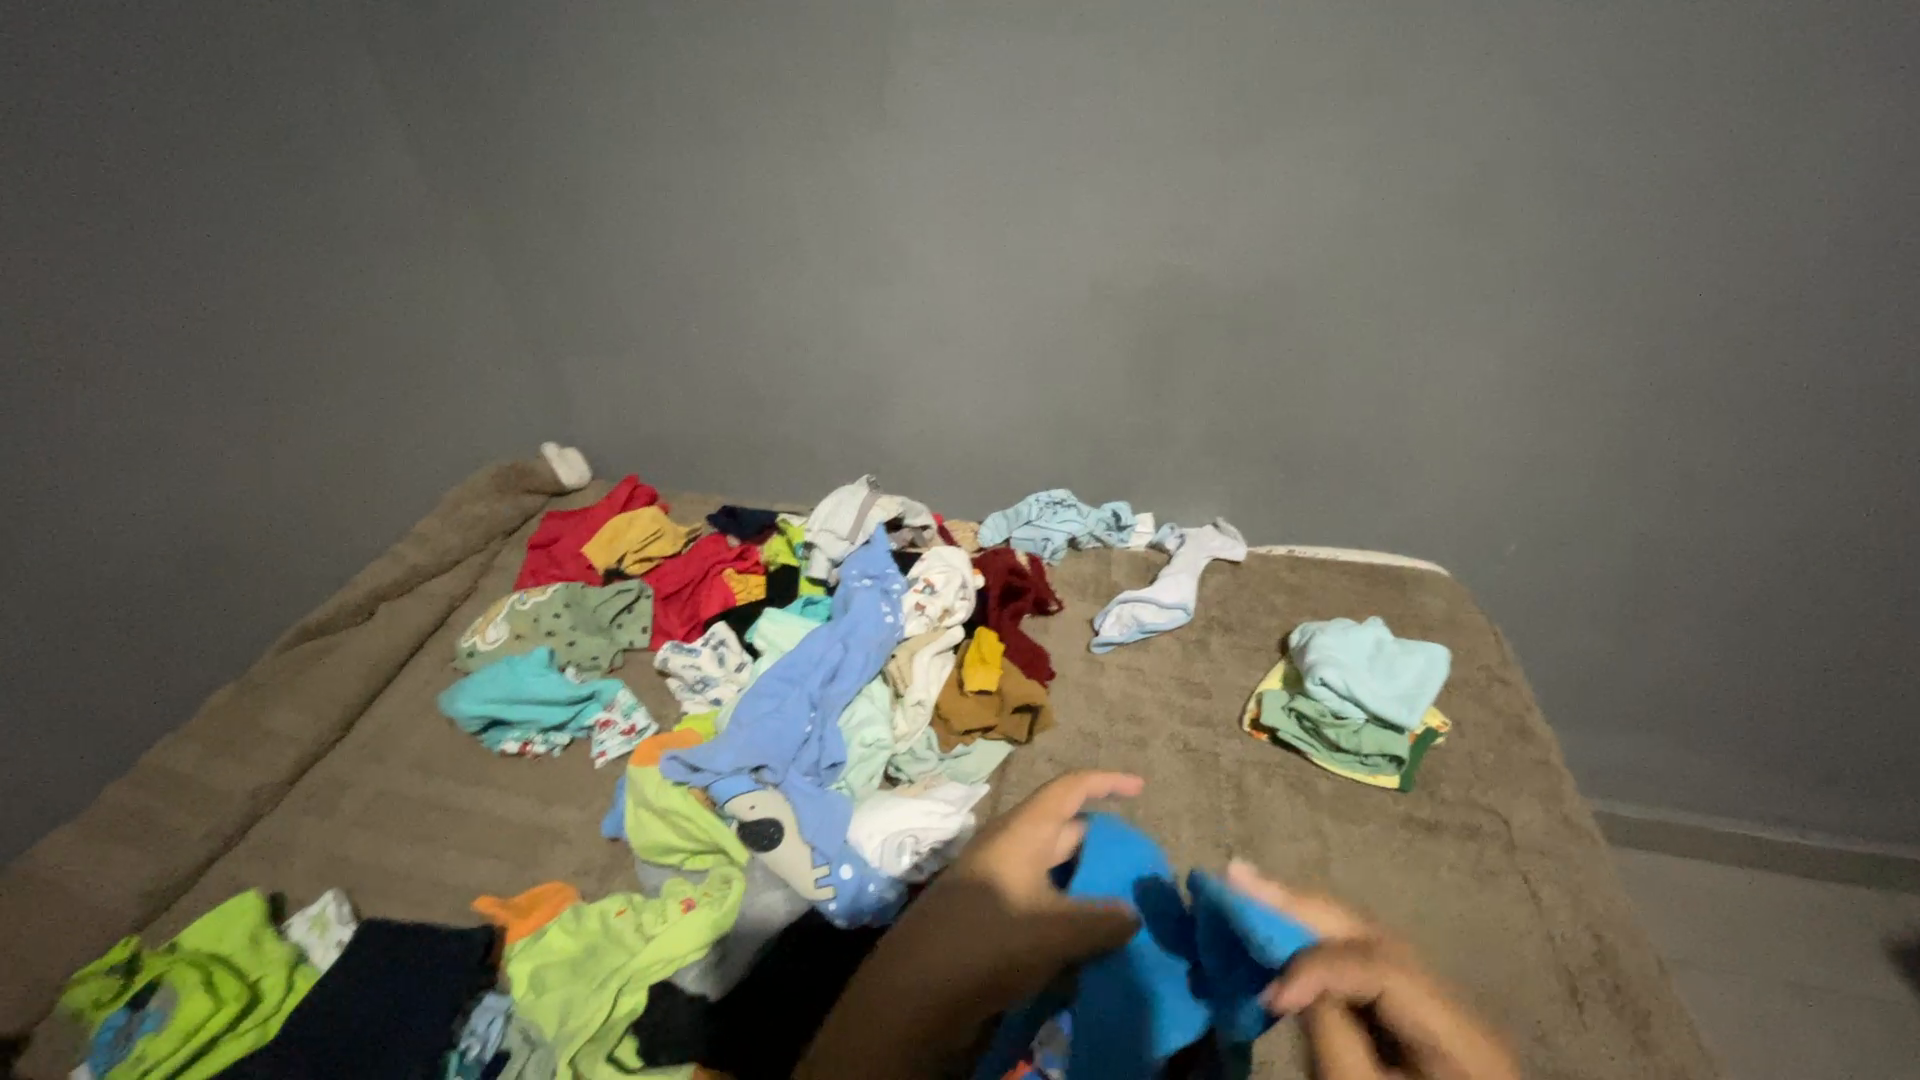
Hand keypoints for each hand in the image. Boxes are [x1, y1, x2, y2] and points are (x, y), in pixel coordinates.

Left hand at [798, 771, 1144, 1077]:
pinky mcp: (989, 913)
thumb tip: (1131, 915)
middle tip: (1140, 871)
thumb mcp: (1055, 931)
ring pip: (1053, 871)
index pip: (1069, 789)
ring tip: (1122, 907)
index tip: (1141, 788)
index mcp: (1023, 832)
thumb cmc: (988, 940)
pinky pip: (1038, 900)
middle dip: (1103, 846)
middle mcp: (1009, 847)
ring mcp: (997, 880)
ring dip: (1085, 885)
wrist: (916, 986)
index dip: (1106, 782)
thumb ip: (1101, 920)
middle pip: (1064, 831)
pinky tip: (1086, 940)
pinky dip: (1065, 911)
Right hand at [1226, 860, 1520, 1079]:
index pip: (1380, 966)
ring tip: (1247, 886)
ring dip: (1300, 916)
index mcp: (1460, 1033)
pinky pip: (1357, 963)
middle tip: (1237, 877)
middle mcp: (1452, 1004)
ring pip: (1362, 941)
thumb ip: (1329, 1031)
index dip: (1316, 968)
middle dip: (1299, 907)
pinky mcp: (1406, 1013)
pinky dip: (1312, 943)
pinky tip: (1275, 921)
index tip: (1269, 1000)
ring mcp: (1430, 1005)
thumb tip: (1291, 974)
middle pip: (1372, 936)